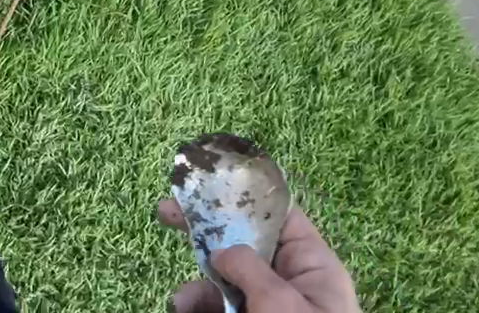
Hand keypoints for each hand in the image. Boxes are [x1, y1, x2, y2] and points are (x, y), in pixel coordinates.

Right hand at [157, 199, 358, 312]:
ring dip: (197, 288)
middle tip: (166, 213)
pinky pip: (222, 309)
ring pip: (226, 281)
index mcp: (313, 266)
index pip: (277, 212)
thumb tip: (221, 251)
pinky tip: (183, 311)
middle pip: (243, 241)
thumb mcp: (282, 305)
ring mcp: (273, 311)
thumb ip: (246, 266)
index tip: (202, 179)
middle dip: (204, 231)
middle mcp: (292, 283)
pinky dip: (199, 309)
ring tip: (179, 305)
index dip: (241, 192)